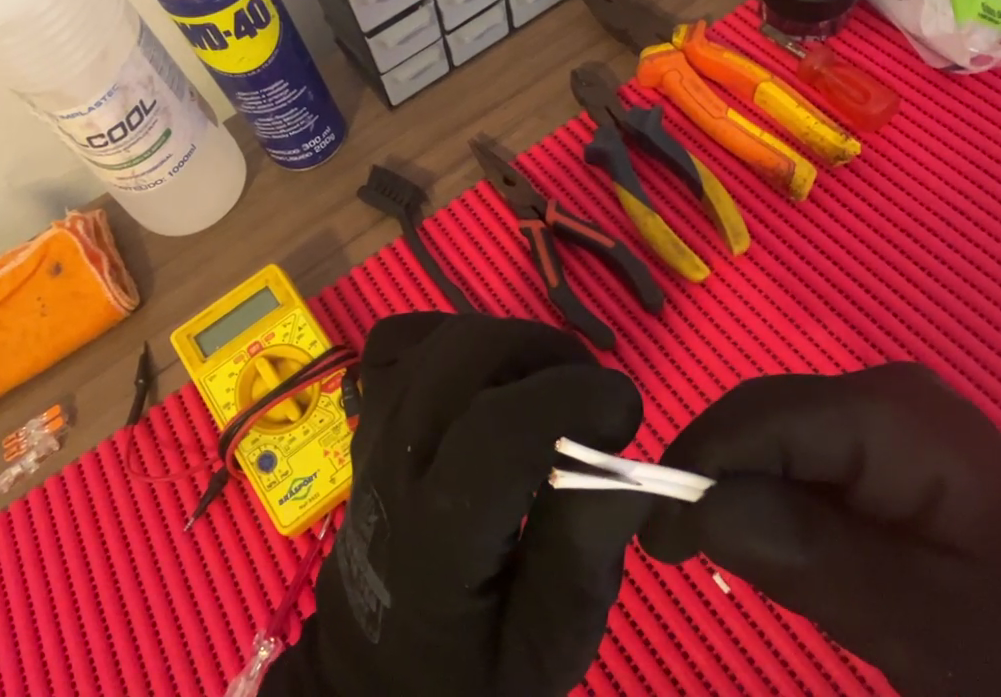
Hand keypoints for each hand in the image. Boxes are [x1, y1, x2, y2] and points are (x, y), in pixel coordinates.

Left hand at [264, 313, 647, 696]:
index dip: (577, 399)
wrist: (376, 668)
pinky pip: (408, 337)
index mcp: (438, 534)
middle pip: (470, 356)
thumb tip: (630, 466)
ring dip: (515, 346)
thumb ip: (584, 554)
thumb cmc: (470, 666)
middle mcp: (396, 461)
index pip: (501, 428)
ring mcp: (375, 426)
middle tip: (593, 408)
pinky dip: (458, 339)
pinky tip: (489, 380)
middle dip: (553, 360)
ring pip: (445, 336)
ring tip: (551, 392)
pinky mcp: (370, 409)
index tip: (625, 417)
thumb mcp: (547, 644)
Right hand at [640, 363, 1000, 695]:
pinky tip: (778, 548)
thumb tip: (702, 507)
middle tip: (680, 559)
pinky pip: (795, 463)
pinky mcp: (880, 453)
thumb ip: (810, 555)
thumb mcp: (921, 622)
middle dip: (710, 481)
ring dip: (736, 496)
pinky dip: (768, 504)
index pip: (755, 418)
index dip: (693, 470)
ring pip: (767, 440)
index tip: (656, 544)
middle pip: (755, 419)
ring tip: (730, 561)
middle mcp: (879, 395)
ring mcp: (882, 420)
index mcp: (890, 413)